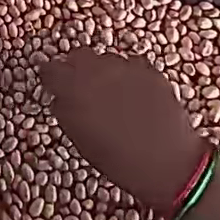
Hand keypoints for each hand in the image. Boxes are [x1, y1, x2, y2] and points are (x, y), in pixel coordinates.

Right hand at [39, 49, 208, 213]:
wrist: (169, 163)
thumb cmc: (119, 160)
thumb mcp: (81, 140)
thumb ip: (65, 112)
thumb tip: (59, 98)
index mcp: (74, 87)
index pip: (51, 68)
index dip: (49, 76)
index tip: (50, 83)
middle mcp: (98, 70)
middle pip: (78, 55)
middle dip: (76, 67)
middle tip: (79, 87)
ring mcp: (126, 67)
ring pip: (105, 59)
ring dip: (102, 71)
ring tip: (109, 94)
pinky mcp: (150, 70)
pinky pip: (131, 65)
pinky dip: (127, 75)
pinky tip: (131, 94)